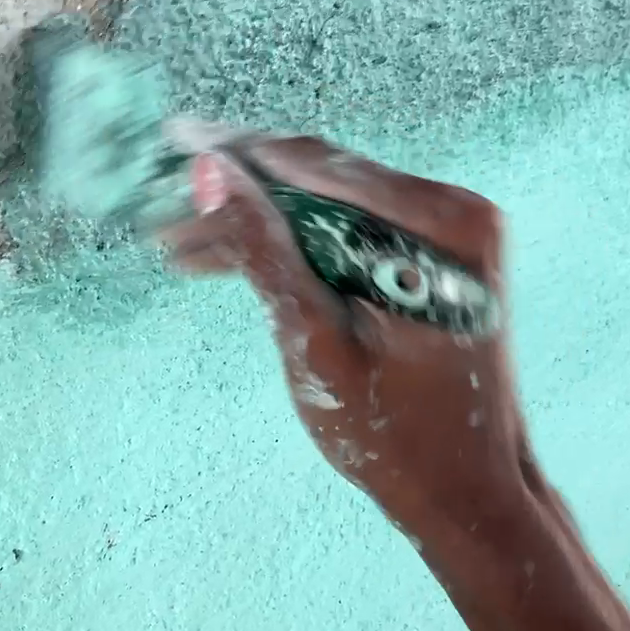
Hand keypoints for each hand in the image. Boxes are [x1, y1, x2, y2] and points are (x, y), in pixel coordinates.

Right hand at [164, 135, 526, 524]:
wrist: (464, 488)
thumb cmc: (396, 432)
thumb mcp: (312, 340)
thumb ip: (261, 250)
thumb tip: (209, 174)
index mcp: (439, 224)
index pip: (316, 165)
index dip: (237, 152)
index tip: (177, 142)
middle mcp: (447, 211)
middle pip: (313, 179)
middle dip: (233, 193)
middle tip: (165, 200)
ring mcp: (435, 232)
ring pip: (315, 206)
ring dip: (247, 224)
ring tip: (176, 240)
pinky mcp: (417, 256)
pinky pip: (333, 233)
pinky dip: (280, 246)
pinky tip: (220, 259)